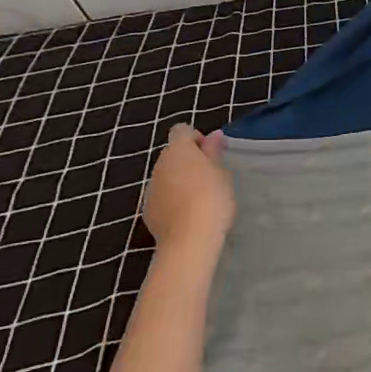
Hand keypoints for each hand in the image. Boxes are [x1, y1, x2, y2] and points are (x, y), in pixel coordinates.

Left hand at [142, 124, 234, 250]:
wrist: (189, 240)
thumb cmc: (212, 199)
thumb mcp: (222, 173)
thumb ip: (214, 152)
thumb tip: (213, 135)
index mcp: (178, 150)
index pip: (182, 130)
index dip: (197, 139)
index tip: (211, 155)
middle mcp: (159, 165)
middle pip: (173, 154)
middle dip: (189, 161)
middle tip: (211, 178)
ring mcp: (151, 188)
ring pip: (167, 176)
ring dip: (181, 181)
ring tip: (201, 199)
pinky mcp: (148, 210)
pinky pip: (163, 197)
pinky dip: (173, 200)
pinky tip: (188, 215)